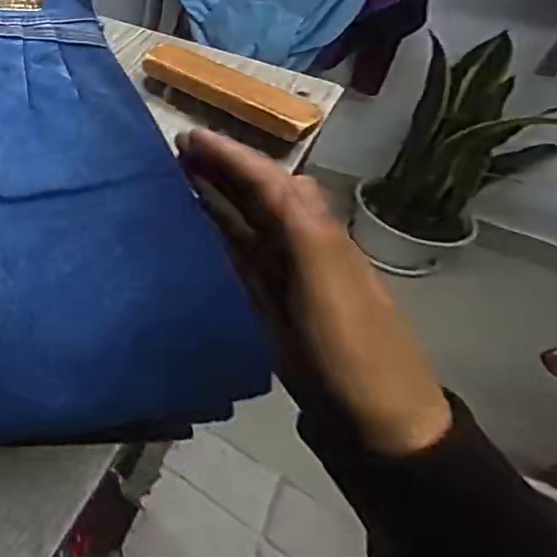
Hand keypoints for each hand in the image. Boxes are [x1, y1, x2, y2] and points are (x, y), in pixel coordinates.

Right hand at [177, 128, 451, 456]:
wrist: (377, 419)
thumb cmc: (351, 347)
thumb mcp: (329, 280)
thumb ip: (301, 225)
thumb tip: (275, 177)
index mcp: (314, 229)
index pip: (267, 178)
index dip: (231, 155)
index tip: (189, 136)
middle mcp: (298, 240)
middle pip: (256, 191)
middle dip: (222, 166)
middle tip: (178, 148)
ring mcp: (284, 270)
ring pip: (246, 217)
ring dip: (218, 193)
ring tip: (180, 174)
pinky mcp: (271, 298)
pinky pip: (241, 250)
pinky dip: (219, 230)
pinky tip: (198, 223)